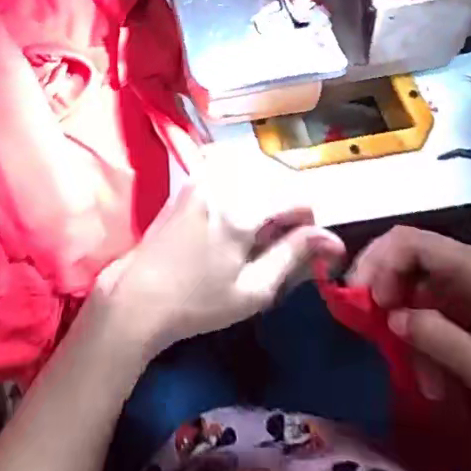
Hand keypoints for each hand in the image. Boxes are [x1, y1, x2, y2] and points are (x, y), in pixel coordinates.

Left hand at [92, 185, 343, 358]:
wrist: (138, 295)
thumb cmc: (199, 303)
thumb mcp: (253, 290)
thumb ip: (293, 255)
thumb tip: (332, 238)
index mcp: (241, 213)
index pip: (295, 198)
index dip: (308, 223)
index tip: (304, 247)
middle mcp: (222, 184)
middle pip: (275, 180)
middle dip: (285, 206)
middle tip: (278, 240)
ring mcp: (201, 178)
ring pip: (252, 170)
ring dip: (264, 191)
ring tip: (256, 227)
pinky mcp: (187, 181)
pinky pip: (226, 167)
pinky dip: (240, 181)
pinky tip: (234, 211)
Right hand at [347, 227, 470, 457]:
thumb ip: (434, 337)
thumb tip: (389, 315)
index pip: (413, 241)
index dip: (379, 261)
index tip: (362, 299)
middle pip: (410, 257)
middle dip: (383, 288)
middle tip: (367, 322)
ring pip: (417, 288)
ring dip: (406, 326)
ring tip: (414, 375)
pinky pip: (433, 310)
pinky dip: (424, 339)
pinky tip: (432, 381)